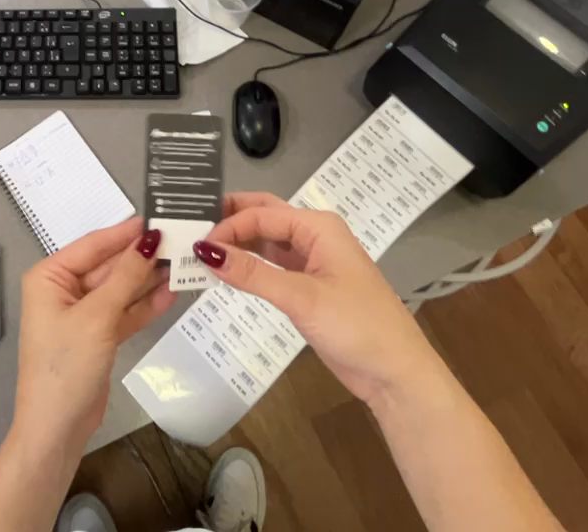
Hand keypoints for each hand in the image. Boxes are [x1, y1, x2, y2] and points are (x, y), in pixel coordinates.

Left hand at [12, 217, 175, 457]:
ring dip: (148, 279)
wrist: (56, 429)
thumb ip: (126, 276)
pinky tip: (172, 291)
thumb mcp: (97, 316)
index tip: (158, 218)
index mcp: (50, 276)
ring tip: (184, 262)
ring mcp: (82, 313)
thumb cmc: (66, 364)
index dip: (126, 232)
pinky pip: (125, 311)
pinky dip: (145, 304)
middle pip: (109, 265)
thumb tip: (150, 239)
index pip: (93, 245)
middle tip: (181, 240)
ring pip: (120, 288)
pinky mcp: (99, 335)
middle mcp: (64, 289)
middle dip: (142, 257)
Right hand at [197, 193, 443, 404]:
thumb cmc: (356, 326)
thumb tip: (204, 251)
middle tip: (190, 224)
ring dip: (237, 242)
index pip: (261, 213)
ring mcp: (311, 260)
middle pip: (264, 215)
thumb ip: (252, 273)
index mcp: (318, 226)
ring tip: (200, 246)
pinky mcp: (308, 284)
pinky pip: (271, 263)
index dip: (227, 225)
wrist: (396, 375)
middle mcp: (314, 235)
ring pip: (266, 239)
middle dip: (229, 217)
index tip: (196, 244)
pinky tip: (225, 269)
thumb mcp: (301, 297)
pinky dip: (248, 263)